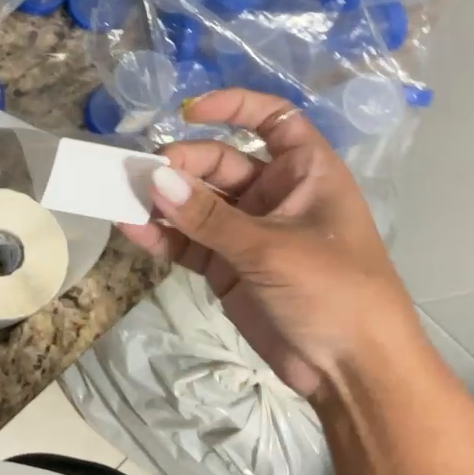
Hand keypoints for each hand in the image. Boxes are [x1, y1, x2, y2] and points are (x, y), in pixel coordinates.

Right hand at [122, 88, 424, 400]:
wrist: (351, 367)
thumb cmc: (334, 291)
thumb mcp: (271, 249)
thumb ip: (208, 217)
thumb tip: (155, 180)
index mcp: (306, 174)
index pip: (273, 121)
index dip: (235, 107)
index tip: (189, 113)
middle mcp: (275, 196)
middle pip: (220, 164)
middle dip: (181, 166)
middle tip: (142, 176)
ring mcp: (247, 233)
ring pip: (196, 205)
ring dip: (162, 202)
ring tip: (122, 198)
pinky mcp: (226, 268)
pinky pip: (187, 243)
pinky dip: (161, 237)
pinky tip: (131, 230)